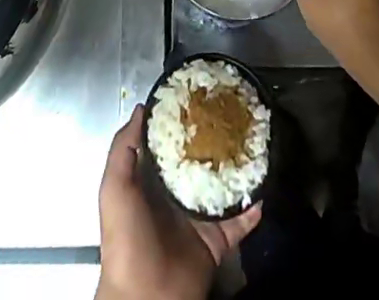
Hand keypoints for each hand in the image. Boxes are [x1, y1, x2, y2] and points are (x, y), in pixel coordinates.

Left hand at [96, 105, 261, 299]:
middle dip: (213, 144)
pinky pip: (239, 222)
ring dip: (236, 171)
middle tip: (231, 119)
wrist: (145, 294)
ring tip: (253, 147)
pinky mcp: (216, 240)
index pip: (167, 145)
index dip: (180, 123)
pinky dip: (251, 209)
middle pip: (198, 163)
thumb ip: (124, 147)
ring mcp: (198, 217)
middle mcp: (175, 195)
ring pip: (222, 188)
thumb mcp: (115, 186)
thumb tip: (140, 109)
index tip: (197, 98)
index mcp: (150, 181)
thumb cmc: (125, 236)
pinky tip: (263, 190)